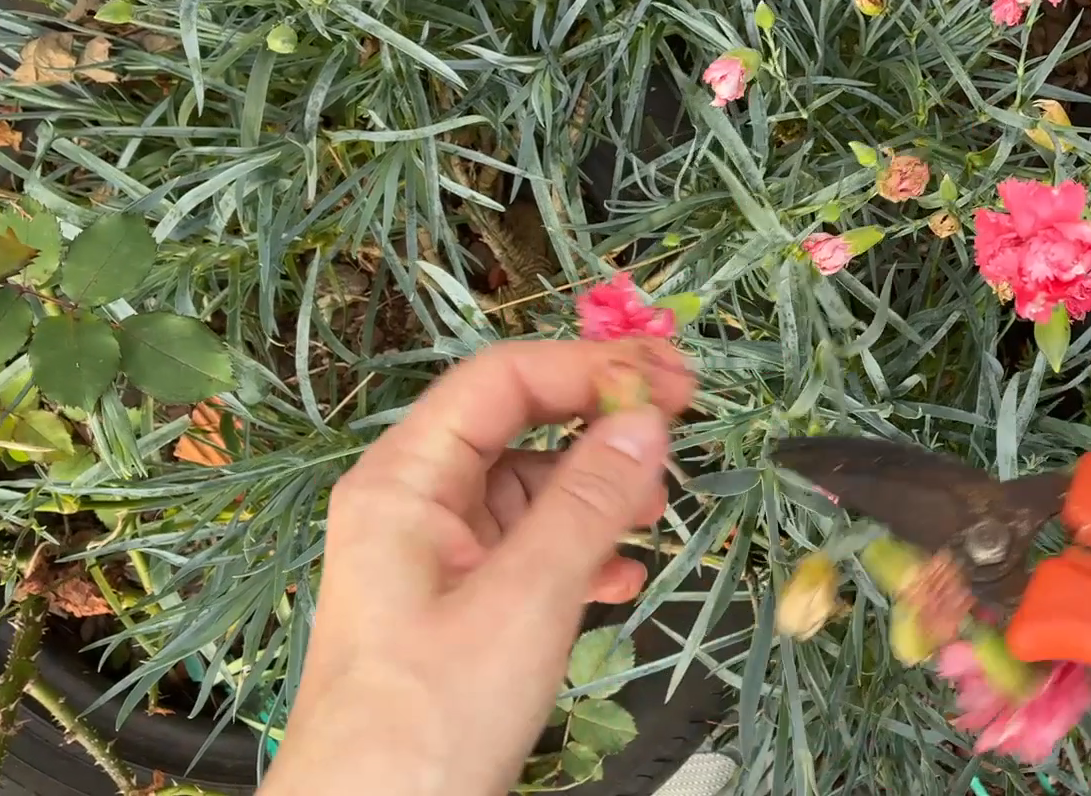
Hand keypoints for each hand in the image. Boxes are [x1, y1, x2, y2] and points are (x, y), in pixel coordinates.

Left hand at [260, 339, 694, 795]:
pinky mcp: (473, 590)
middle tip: (682, 415)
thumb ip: (589, 501)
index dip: (590, 368)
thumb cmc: (431, 724)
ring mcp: (449, 545)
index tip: (668, 382)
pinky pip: (543, 535)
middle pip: (526, 418)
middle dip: (606, 415)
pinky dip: (591, 541)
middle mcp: (424, 497)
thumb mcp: (524, 601)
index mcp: (408, 480)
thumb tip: (648, 420)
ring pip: (541, 478)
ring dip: (606, 483)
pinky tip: (623, 575)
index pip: (506, 379)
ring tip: (655, 511)